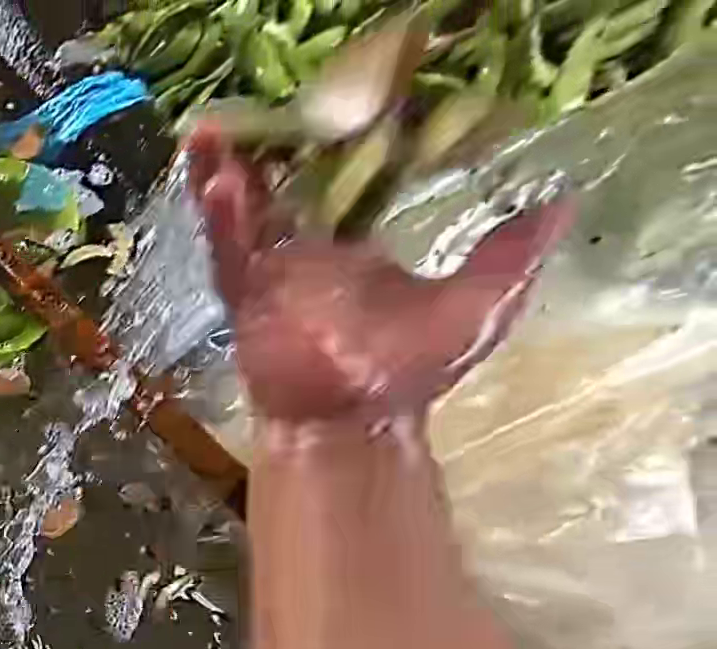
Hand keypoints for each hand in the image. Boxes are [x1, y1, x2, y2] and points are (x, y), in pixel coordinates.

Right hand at [183, 128, 572, 422]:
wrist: (352, 420)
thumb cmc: (407, 371)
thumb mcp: (480, 302)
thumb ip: (509, 253)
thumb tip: (558, 200)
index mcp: (348, 255)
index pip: (331, 193)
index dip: (322, 155)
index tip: (324, 111)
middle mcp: (301, 259)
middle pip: (270, 198)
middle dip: (252, 159)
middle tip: (236, 116)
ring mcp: (268, 279)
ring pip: (239, 221)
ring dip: (221, 180)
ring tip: (207, 135)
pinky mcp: (245, 300)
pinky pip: (229, 255)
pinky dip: (221, 221)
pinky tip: (216, 183)